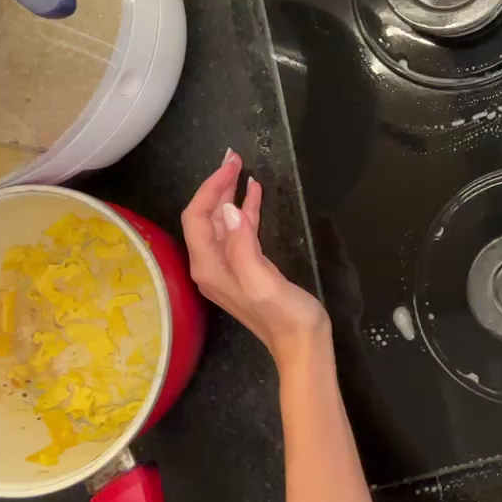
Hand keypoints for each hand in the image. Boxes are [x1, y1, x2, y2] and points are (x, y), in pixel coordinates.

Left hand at [181, 149, 328, 367]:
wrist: (302, 345)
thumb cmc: (285, 316)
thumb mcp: (263, 281)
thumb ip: (243, 246)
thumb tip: (230, 209)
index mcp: (211, 266)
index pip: (199, 216)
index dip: (212, 187)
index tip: (233, 164)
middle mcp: (212, 266)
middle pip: (205, 217)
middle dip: (217, 185)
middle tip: (235, 157)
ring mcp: (228, 269)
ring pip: (221, 222)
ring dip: (229, 195)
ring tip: (243, 169)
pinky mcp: (246, 270)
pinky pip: (238, 233)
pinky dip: (245, 210)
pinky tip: (255, 195)